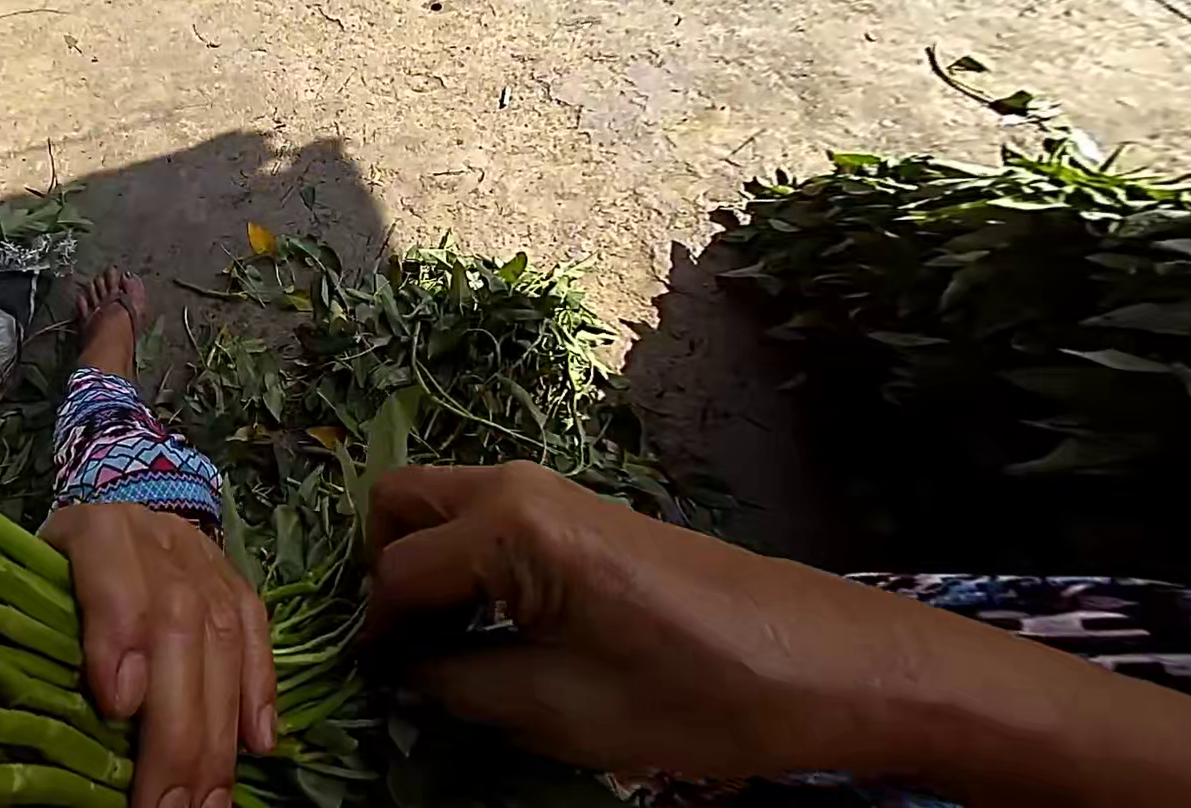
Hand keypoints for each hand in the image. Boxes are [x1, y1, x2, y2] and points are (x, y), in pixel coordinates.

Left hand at [45, 503, 276, 807]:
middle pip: (178, 619)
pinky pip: (256, 626)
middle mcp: (156, 537)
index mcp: (96, 530)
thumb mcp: (37, 585)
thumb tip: (67, 724)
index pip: (112, 572)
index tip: (120, 707)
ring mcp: (202, 555)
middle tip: (169, 807)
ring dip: (220, 725)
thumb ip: (47, 634)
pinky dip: (260, 685)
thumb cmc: (65, 565)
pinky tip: (258, 742)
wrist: (116, 512)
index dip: (119, 632)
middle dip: (177, 723)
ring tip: (209, 803)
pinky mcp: (233, 576)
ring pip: (223, 632)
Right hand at [365, 462, 1190, 805]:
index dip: (377, 624)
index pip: (400, 569)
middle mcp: (505, 483)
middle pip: (396, 499)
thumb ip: (459, 684)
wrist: (816, 652)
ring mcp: (530, 481)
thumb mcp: (564, 709)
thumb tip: (401, 667)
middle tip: (403, 632)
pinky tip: (484, 607)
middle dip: (380, 562)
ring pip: (430, 497)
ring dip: (416, 553)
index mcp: (507, 527)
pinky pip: (469, 507)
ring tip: (440, 627)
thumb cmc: (694, 689)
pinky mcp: (553, 496)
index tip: (374, 670)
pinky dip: (453, 548)